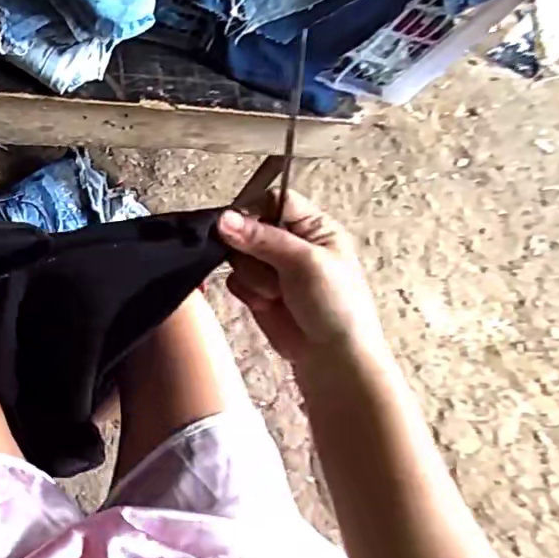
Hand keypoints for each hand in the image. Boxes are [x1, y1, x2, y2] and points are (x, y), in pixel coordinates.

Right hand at [218, 191, 388, 379]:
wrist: (331, 356)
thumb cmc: (335, 304)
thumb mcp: (304, 262)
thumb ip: (262, 238)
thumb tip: (223, 219)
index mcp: (312, 227)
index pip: (272, 201)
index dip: (252, 212)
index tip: (240, 229)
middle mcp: (289, 244)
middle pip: (247, 229)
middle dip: (251, 250)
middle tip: (271, 268)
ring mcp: (271, 269)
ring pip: (237, 257)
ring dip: (253, 276)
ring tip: (277, 293)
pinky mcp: (256, 292)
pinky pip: (234, 281)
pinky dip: (246, 292)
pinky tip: (266, 303)